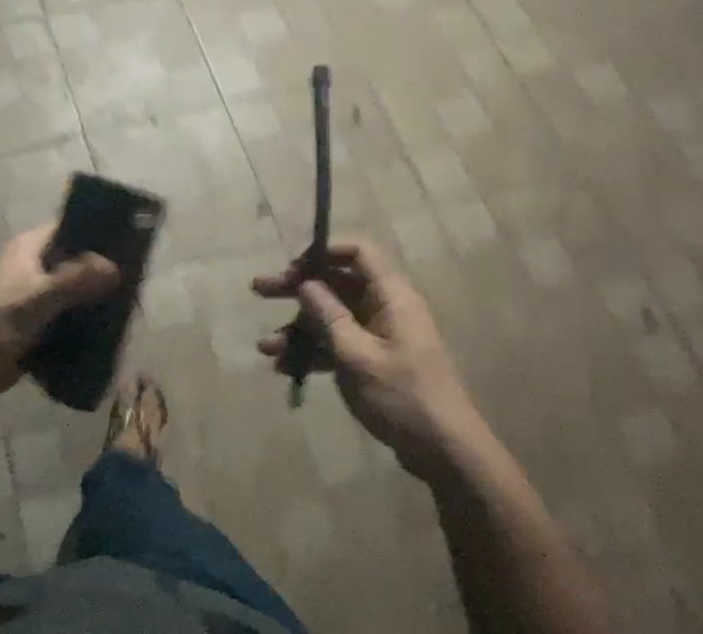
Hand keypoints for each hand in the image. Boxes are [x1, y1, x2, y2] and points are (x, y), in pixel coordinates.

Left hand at [0, 224, 120, 402]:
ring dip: (97, 297)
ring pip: (75, 290)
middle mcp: (34, 267)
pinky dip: (88, 320)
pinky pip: (71, 316)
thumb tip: (115, 268)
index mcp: (29, 249)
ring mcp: (37, 296)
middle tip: (138, 277)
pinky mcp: (41, 324)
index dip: (95, 232)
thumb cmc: (0, 320)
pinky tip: (115, 327)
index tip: (129, 239)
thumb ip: (76, 279)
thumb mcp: (40, 295)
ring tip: (134, 302)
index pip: (67, 229)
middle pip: (75, 261)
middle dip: (102, 270)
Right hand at [254, 240, 486, 480]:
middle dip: (296, 288)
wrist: (443, 452)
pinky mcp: (372, 360)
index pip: (358, 253)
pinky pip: (335, 344)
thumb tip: (305, 282)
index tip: (292, 267)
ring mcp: (378, 335)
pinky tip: (284, 368)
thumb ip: (328, 316)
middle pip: (335, 284)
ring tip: (265, 348)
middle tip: (259, 289)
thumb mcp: (357, 355)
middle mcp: (385, 308)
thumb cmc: (402, 396)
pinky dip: (311, 352)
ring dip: (297, 329)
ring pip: (330, 317)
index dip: (323, 252)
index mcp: (391, 297)